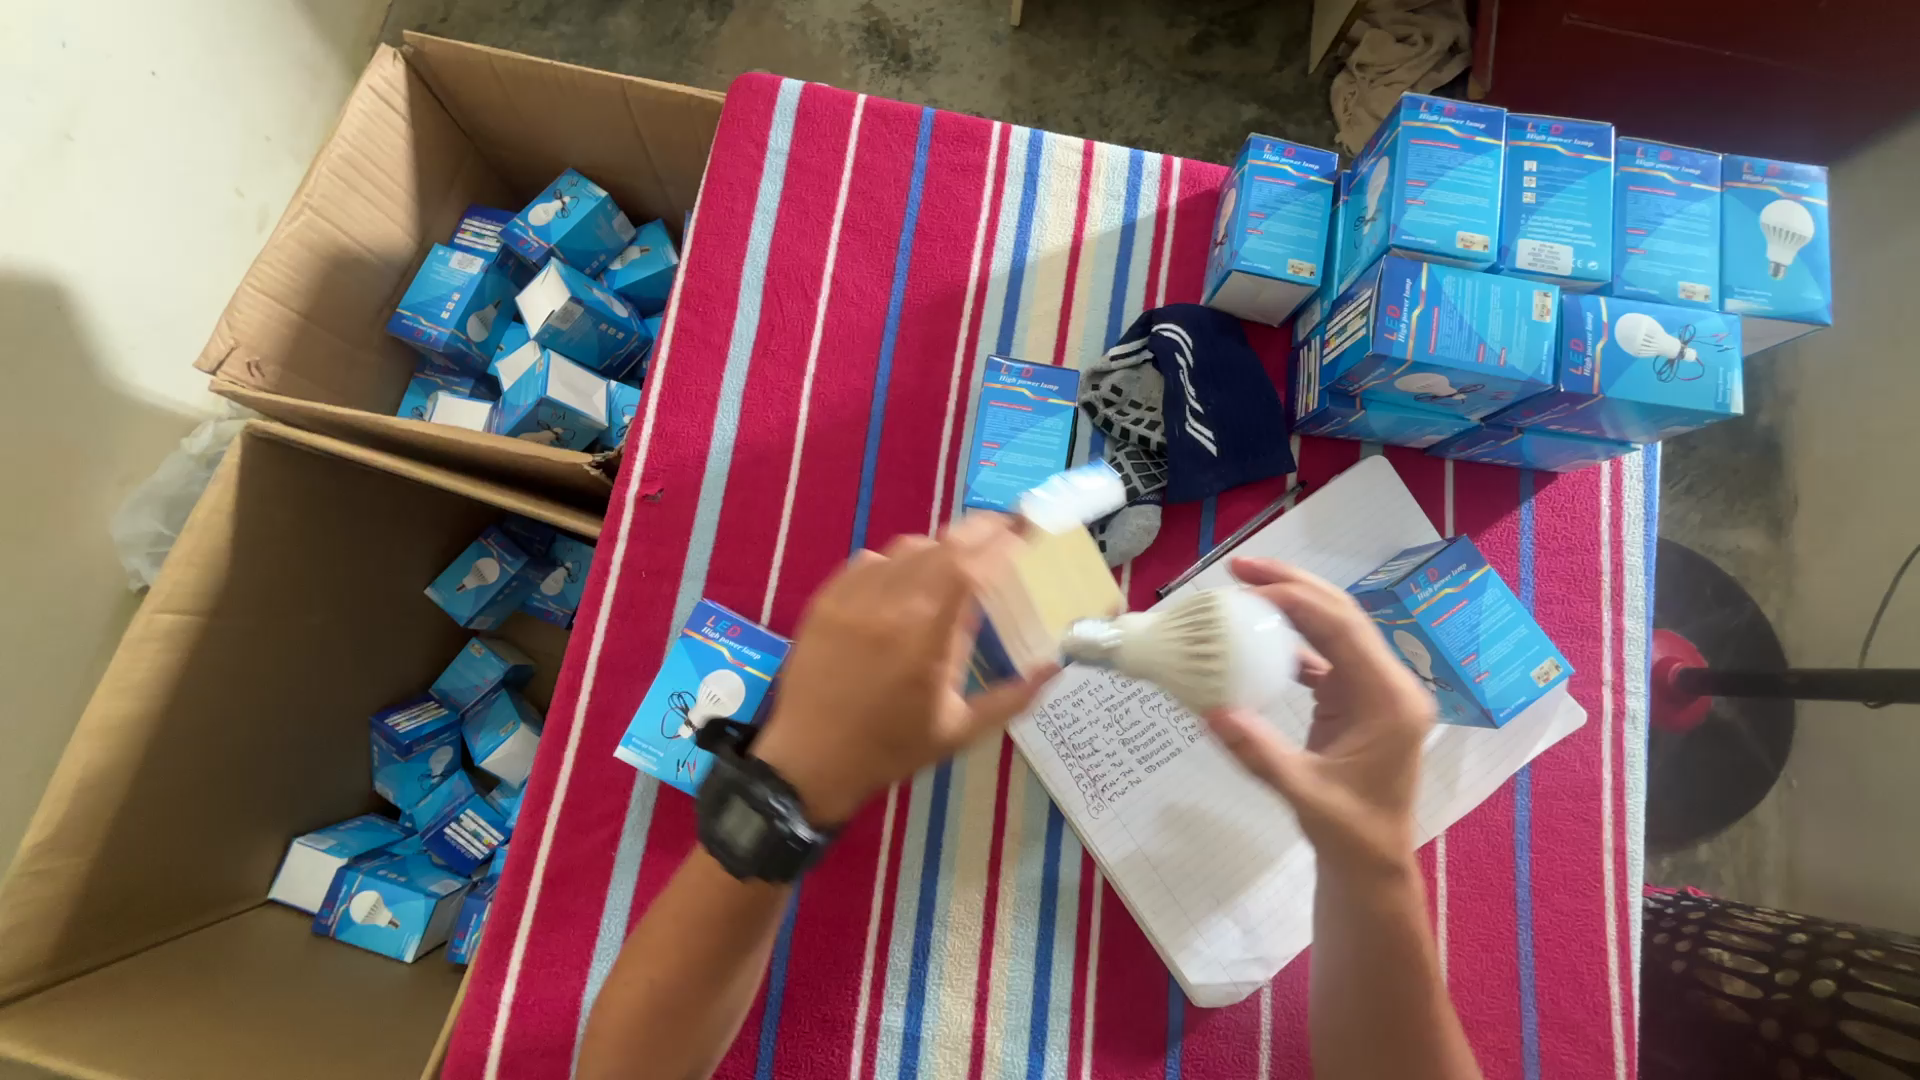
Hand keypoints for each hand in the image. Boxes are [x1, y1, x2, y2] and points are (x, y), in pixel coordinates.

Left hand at [752, 514, 1059, 824]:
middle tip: (1005, 527)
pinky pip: (870, 560)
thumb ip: (1013, 697)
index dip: (1004, 543)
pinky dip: (897, 561)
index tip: (1026, 533)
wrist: (810, 761)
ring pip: (907, 548)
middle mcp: (891, 604)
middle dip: (980, 530)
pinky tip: (906, 579)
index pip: (974, 568)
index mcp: (928, 635)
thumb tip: (1055, 668)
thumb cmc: (891, 748)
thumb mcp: (960, 731)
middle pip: (944, 545)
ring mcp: (854, 597)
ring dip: (940, 546)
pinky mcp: (827, 598)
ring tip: (958, 558)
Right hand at [1204, 557, 1435, 875]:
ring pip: (1333, 628)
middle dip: (1292, 585)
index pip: (1342, 629)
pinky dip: (1291, 638)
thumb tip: (1209, 710)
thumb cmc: (1349, 833)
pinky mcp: (1356, 700)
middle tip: (1239, 568)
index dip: (1295, 598)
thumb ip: (1259, 752)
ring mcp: (1374, 691)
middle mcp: (1388, 685)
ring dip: (1292, 604)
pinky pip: (1324, 654)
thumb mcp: (1302, 794)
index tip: (1246, 583)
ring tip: (1245, 588)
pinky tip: (1258, 635)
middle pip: (1342, 615)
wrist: (1372, 863)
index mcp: (1388, 700)